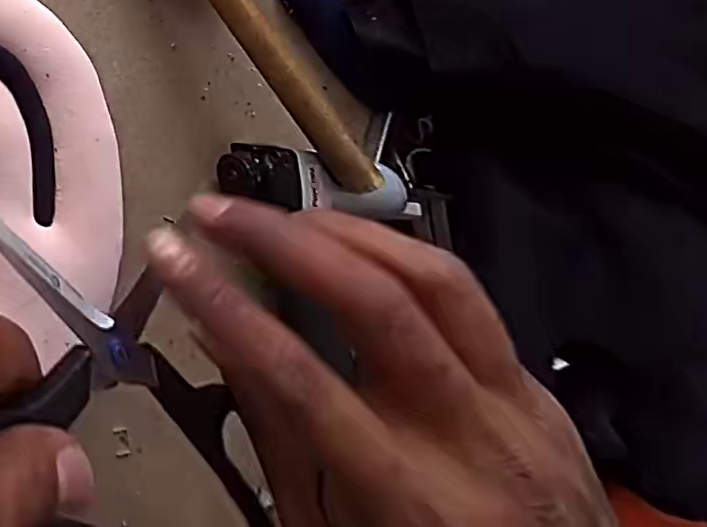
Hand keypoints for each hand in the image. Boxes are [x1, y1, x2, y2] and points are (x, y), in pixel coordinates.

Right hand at [146, 195, 613, 526]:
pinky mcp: (537, 390)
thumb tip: (211, 334)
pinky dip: (389, 253)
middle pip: (376, 303)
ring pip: (434, 278)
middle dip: (276, 239)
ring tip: (272, 215)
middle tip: (212, 212)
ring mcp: (520, 410)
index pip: (299, 376)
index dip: (221, 303)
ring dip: (337, 229)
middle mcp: (477, 443)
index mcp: (414, 498)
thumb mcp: (324, 525)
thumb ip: (273, 427)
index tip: (169, 256)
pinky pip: (462, 296)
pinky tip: (339, 242)